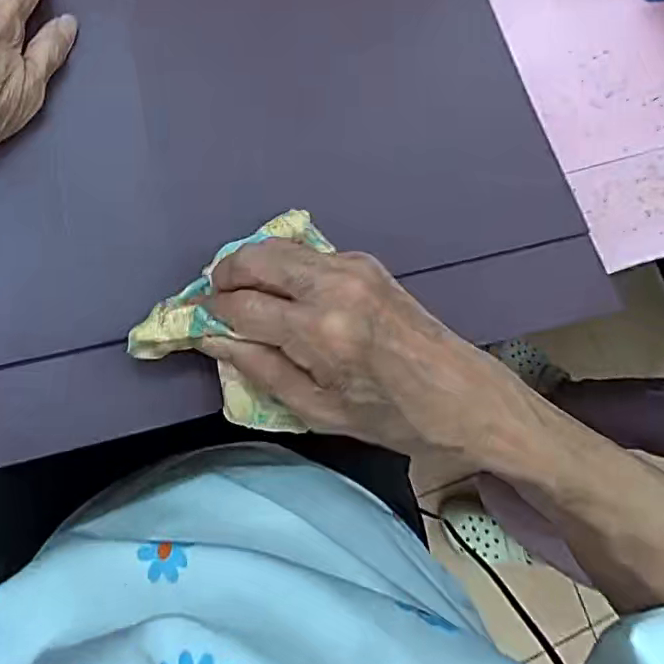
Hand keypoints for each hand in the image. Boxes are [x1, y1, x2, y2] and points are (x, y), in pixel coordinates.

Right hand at [201, 239, 549, 465]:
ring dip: (247, 265)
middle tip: (214, 301)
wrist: (468, 396)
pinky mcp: (362, 259)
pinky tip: (280, 290)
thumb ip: (259, 369)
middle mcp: (332, 285)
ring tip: (240, 293)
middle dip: (222, 276)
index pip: (241, 306)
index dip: (210, 312)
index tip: (195, 321)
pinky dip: (278, 264)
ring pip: (274, 246)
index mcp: (321, 331)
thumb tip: (211, 339)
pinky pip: (302, 251)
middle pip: (252, 258)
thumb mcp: (319, 409)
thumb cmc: (394, 417)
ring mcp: (350, 265)